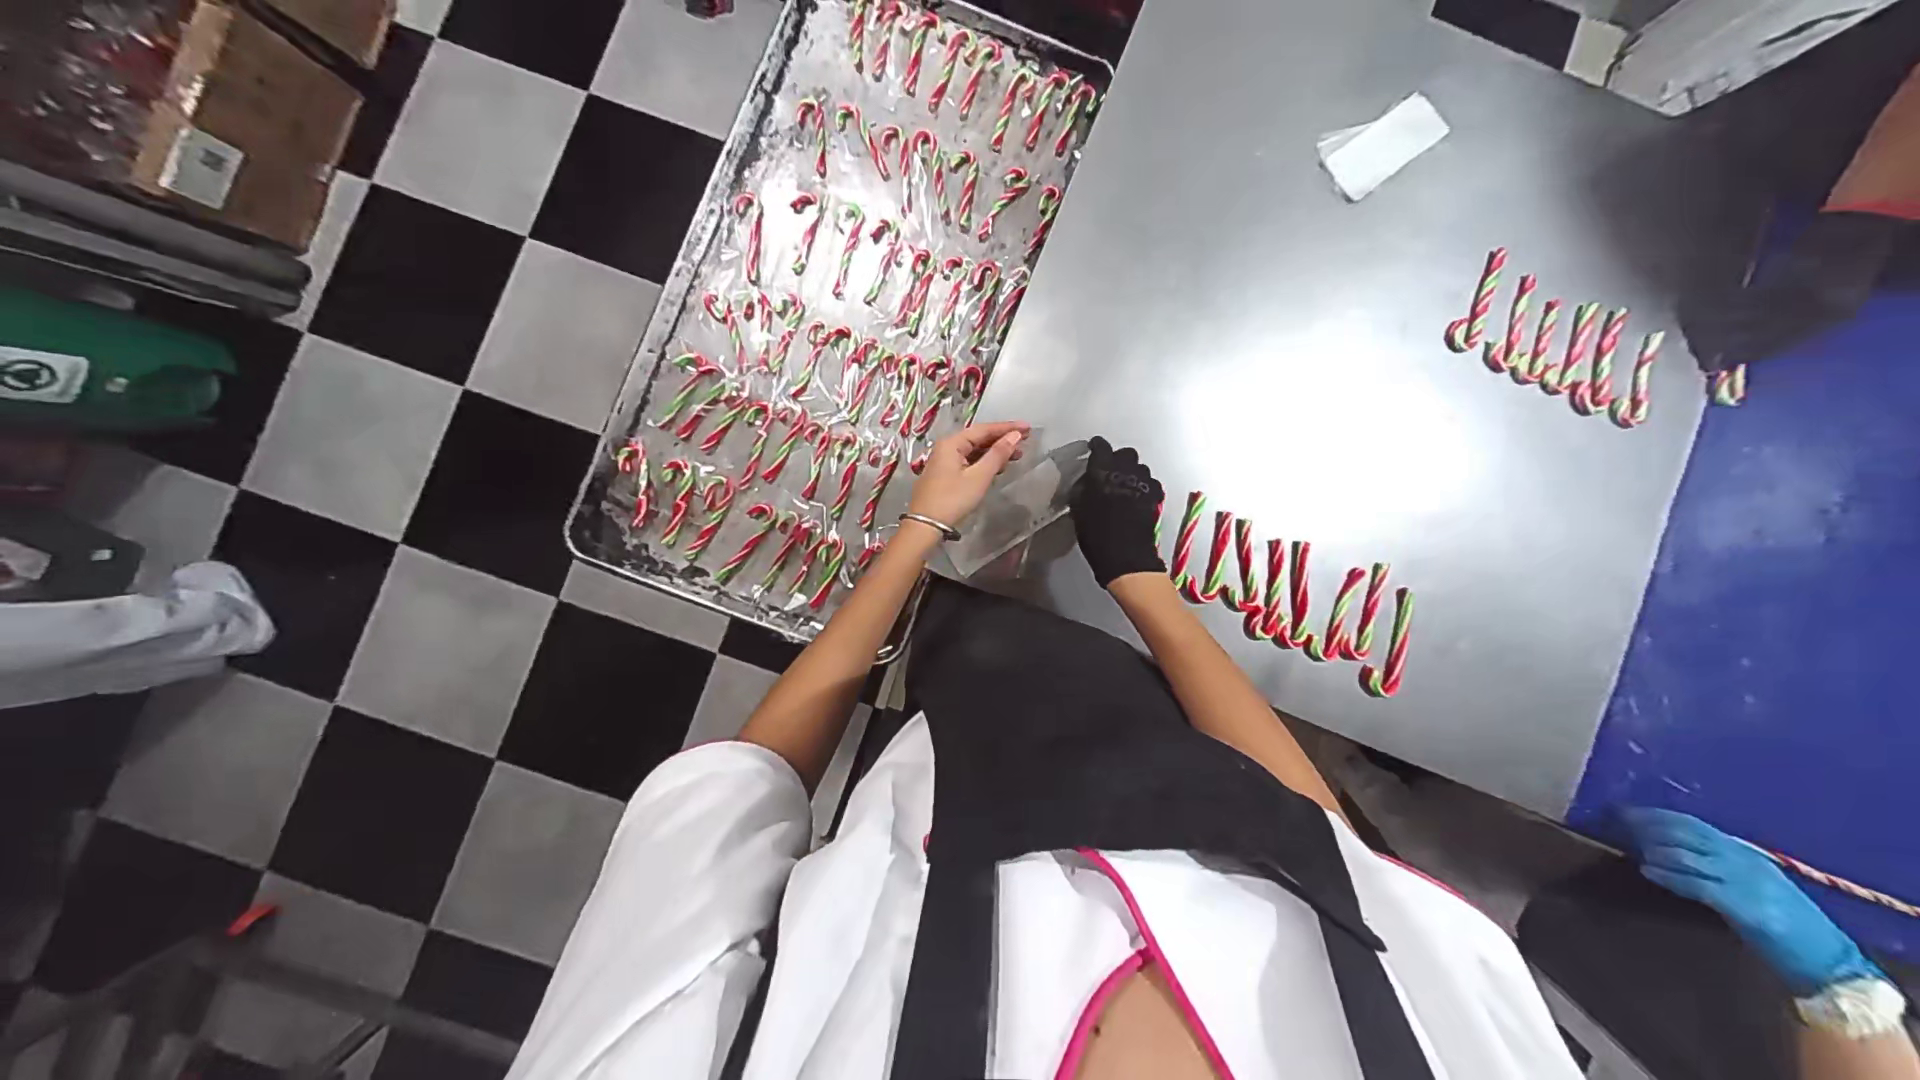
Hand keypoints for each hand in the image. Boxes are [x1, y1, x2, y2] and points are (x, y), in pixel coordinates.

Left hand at [906, 422, 1028, 530]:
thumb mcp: (979, 477)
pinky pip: (969, 462)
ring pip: (974, 451)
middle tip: (1025, 441)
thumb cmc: (953, 499)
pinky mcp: (945, 475)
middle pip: (978, 438)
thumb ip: (998, 454)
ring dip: (995, 452)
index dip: (1007, 428)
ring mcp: (944, 462)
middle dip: (1002, 439)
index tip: (1028, 428)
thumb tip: (1015, 436)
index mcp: (952, 443)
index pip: (983, 429)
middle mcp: (946, 448)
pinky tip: (997, 467)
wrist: (925, 525)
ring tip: (1016, 455)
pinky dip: (984, 462)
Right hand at [1069, 436, 1165, 587]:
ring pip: (1140, 467)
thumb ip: (1082, 488)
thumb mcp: (1078, 509)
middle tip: (1109, 470)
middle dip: (1118, 459)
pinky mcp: (1155, 496)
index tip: (1092, 448)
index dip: (1096, 446)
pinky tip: (1136, 496)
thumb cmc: (1094, 534)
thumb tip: (1086, 480)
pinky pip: (1150, 483)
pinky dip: (1143, 485)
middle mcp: (1125, 470)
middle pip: (1126, 454)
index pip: (1101, 447)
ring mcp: (1143, 482)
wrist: (1124, 556)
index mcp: (1102, 470)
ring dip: (1132, 472)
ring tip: (1123, 485)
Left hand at [1619, 808, 1882, 995]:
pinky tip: (1648, 871)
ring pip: (1686, 855)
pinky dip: (1668, 876)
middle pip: (1685, 834)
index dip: (1657, 815)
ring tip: (1631, 848)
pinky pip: (1697, 884)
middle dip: (1647, 825)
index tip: (1627, 810)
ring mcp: (1747, 884)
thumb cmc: (1791, 926)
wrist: (1833, 965)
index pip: (1694, 825)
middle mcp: (1746, 863)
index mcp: (1749, 855)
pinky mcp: (1744, 907)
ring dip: (1653, 849)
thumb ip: (1718, 864)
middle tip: (1617, 821)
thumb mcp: (1755, 884)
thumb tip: (1669, 848)